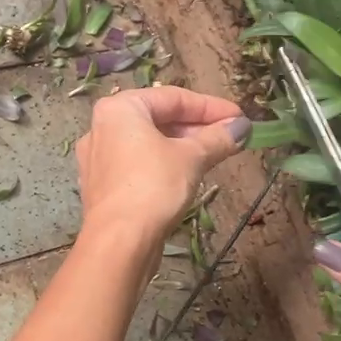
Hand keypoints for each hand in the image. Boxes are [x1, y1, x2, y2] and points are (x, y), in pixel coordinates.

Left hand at [73, 86, 250, 243]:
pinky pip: (138, 166)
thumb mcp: (192, 158)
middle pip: (158, 120)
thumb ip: (218, 139)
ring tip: (214, 156)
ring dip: (183, 148)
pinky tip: (186, 177)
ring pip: (148, 145)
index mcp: (119, 109)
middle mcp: (102, 128)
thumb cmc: (153, 188)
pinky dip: (163, 166)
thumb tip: (242, 128)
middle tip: (230, 138)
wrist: (118, 243)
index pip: (173, 98)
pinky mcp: (102, 187)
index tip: (239, 118)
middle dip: (197, 128)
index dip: (211, 107)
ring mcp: (98, 160)